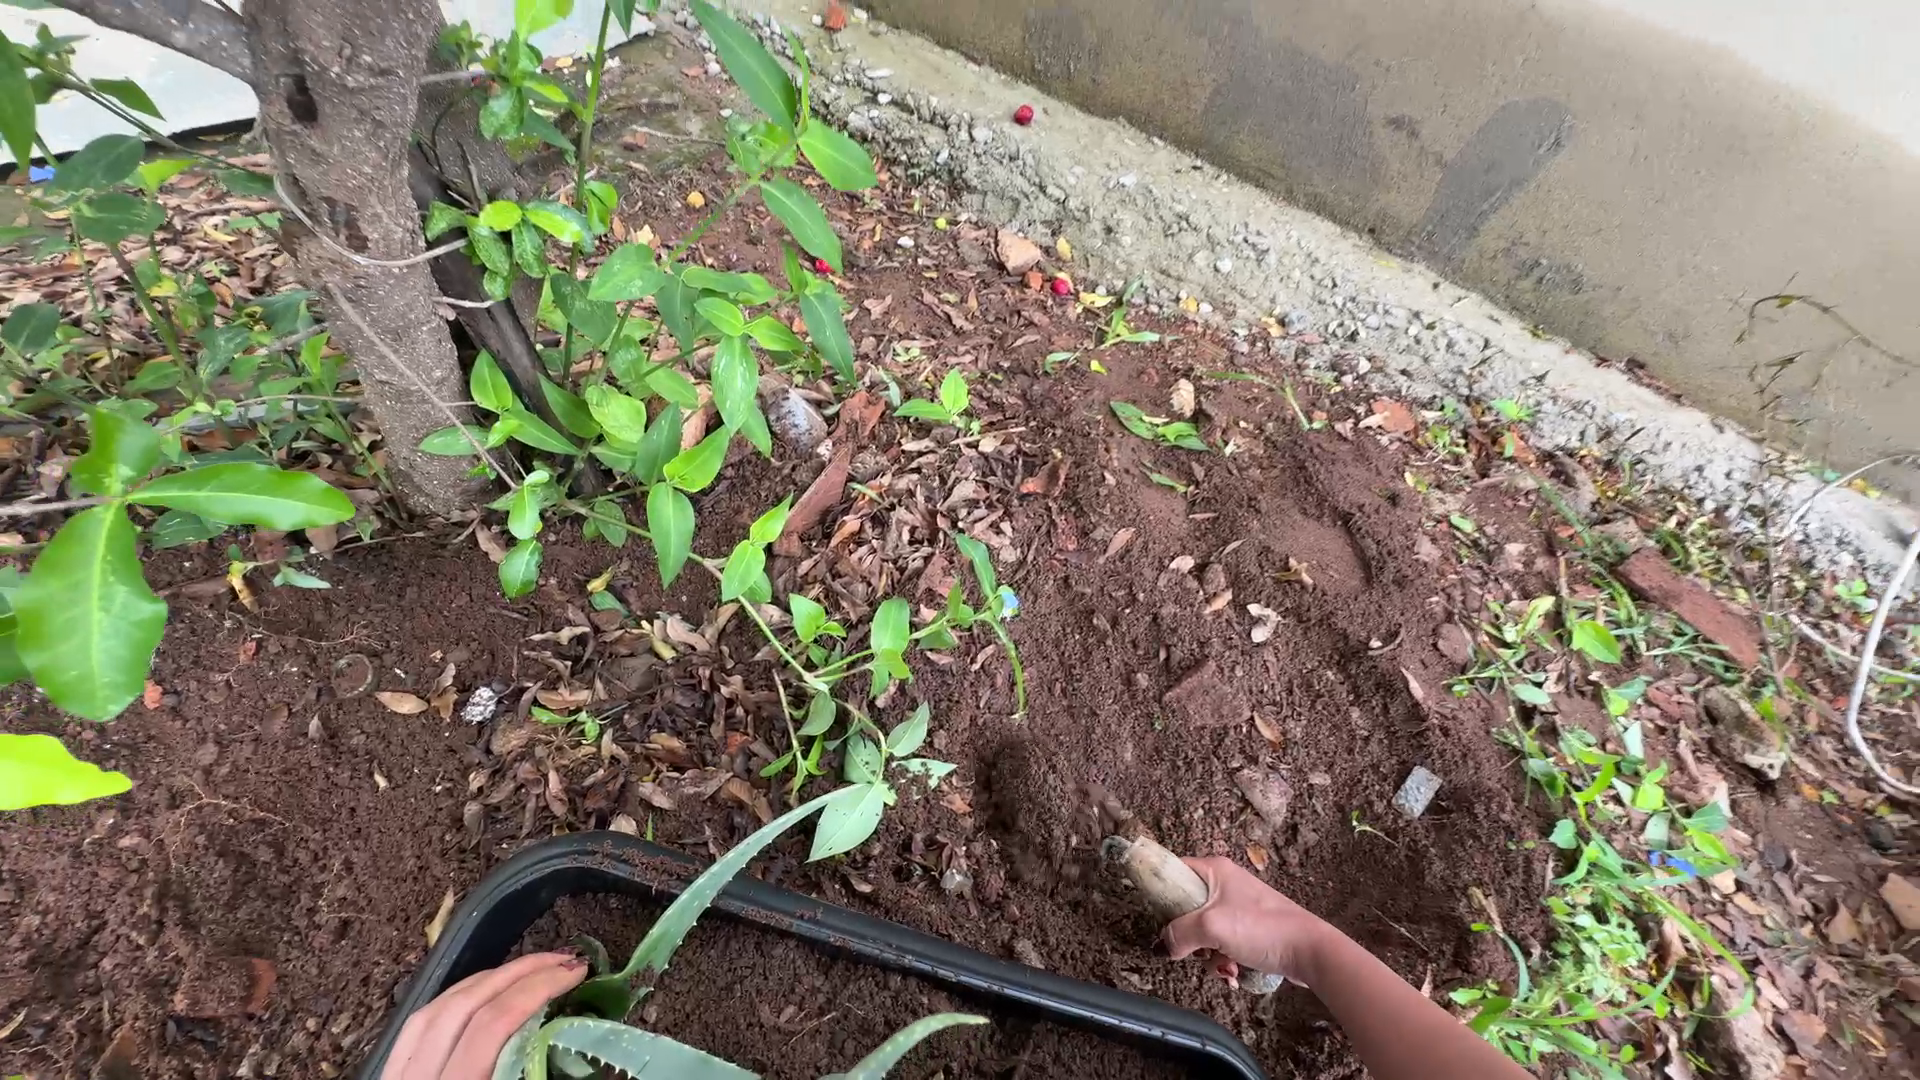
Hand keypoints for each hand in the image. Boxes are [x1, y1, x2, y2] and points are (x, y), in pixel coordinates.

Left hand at [380, 952, 587, 1079]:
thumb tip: (581, 1031)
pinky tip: (485, 992)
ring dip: (491, 978)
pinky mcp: (388, 1077)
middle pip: (464, 1004)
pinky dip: (458, 997)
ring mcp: (394, 1078)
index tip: (578, 971)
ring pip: (436, 1007)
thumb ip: (537, 1070)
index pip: (493, 1024)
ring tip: (532, 969)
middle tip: (564, 959)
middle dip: (521, 971)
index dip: (539, 987)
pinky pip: (418, 1025)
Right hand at [1162, 857, 1331, 986]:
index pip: (1174, 871)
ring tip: (1224, 967)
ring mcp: (1240, 905)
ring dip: (1209, 953)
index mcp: (1214, 869)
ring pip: (1206, 929)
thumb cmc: (1261, 929)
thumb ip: (1179, 933)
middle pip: (1188, 906)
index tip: (1157, 917)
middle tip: (1196, 949)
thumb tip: (1163, 946)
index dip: (1162, 892)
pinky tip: (1236, 972)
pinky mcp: (1251, 927)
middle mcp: (1225, 882)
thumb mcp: (1212, 927)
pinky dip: (1225, 958)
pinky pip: (1225, 941)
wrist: (1310, 951)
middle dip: (1190, 935)